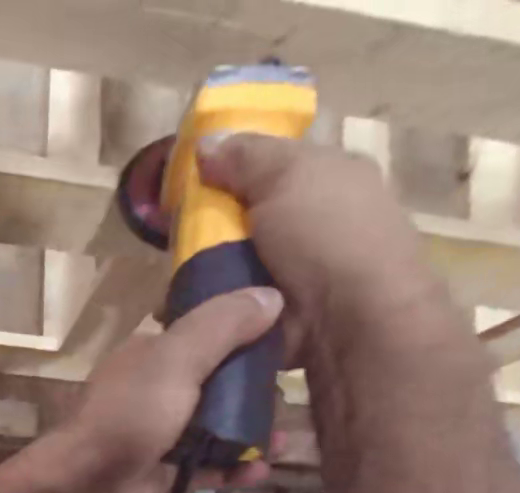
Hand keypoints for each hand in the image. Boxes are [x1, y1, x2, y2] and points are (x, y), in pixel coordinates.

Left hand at [42, 287, 282, 492]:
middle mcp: (160, 387)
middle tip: (288, 393)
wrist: (92, 480)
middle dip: (255, 388)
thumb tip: (273, 295)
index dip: (243, 329)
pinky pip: (212, 464)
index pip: (205, 330)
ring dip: (252, 432)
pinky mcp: (170, 468)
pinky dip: (236, 467)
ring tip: (281, 441)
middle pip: (219, 380)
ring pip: (219, 426)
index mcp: (155, 351)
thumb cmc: (133, 411)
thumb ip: (223, 325)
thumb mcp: (177, 358)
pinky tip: (260, 470)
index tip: (284, 335)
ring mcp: (165, 430)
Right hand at [196, 134, 464, 350]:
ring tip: (170, 275)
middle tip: (172, 233)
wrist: (349, 321)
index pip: (271, 164)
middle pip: (248, 217)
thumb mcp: (285, 174)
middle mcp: (316, 224)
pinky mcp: (280, 315)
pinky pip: (234, 303)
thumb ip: (244, 157)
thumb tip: (205, 144)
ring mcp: (299, 273)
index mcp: (328, 179)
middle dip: (211, 225)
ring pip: (237, 262)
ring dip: (206, 269)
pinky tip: (181, 305)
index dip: (231, 167)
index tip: (190, 181)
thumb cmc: (326, 234)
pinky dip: (212, 304)